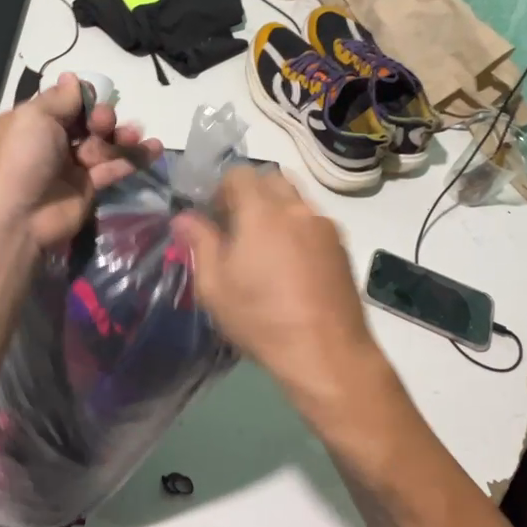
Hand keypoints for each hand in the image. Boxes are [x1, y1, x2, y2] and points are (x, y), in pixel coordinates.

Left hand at [0, 73, 162, 249]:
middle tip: (105, 123)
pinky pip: (113, 167)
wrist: (20, 218)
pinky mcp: (88, 186)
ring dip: (122, 135)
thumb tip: (72, 76)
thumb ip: (60, 98)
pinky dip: (133, 158)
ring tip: (135, 134)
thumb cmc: (23, 159)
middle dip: (102, 117)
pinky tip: (154, 147)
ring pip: (103, 143)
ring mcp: (70, 165)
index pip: (64, 102)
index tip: (94, 98)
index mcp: (31, 122)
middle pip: (87, 121)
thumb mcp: (35, 117)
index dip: (83, 98)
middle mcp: (51, 141)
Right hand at [171, 169, 376, 389]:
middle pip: (271, 179)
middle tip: (237, 227)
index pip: (239, 172)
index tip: (214, 217)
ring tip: (264, 248)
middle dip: (251, 193)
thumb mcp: (215, 286)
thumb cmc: (261, 319)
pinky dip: (298, 229)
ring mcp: (325, 226)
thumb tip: (184, 217)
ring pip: (296, 199)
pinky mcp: (342, 247)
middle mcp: (297, 209)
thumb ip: (199, 243)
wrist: (327, 353)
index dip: (221, 188)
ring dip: (276, 210)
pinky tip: (290, 266)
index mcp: (262, 211)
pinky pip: (314, 222)